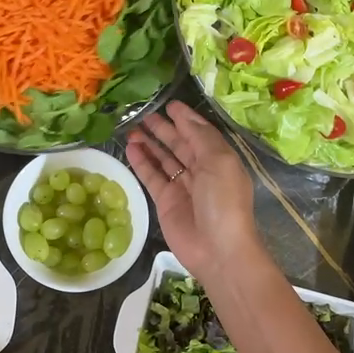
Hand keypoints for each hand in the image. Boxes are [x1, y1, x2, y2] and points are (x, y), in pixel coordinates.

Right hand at [125, 102, 261, 280]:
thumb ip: (201, 137)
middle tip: (143, 113)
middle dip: (163, 128)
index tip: (168, 103)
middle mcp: (201, 170)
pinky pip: (152, 177)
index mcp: (219, 159)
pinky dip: (142, 163)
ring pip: (163, 159)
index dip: (185, 118)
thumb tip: (185, 117)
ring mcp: (182, 187)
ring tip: (131, 128)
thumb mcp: (219, 161)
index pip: (200, 132)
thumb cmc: (223, 200)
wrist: (217, 248)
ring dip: (150, 143)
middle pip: (179, 144)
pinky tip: (130, 148)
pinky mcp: (166, 202)